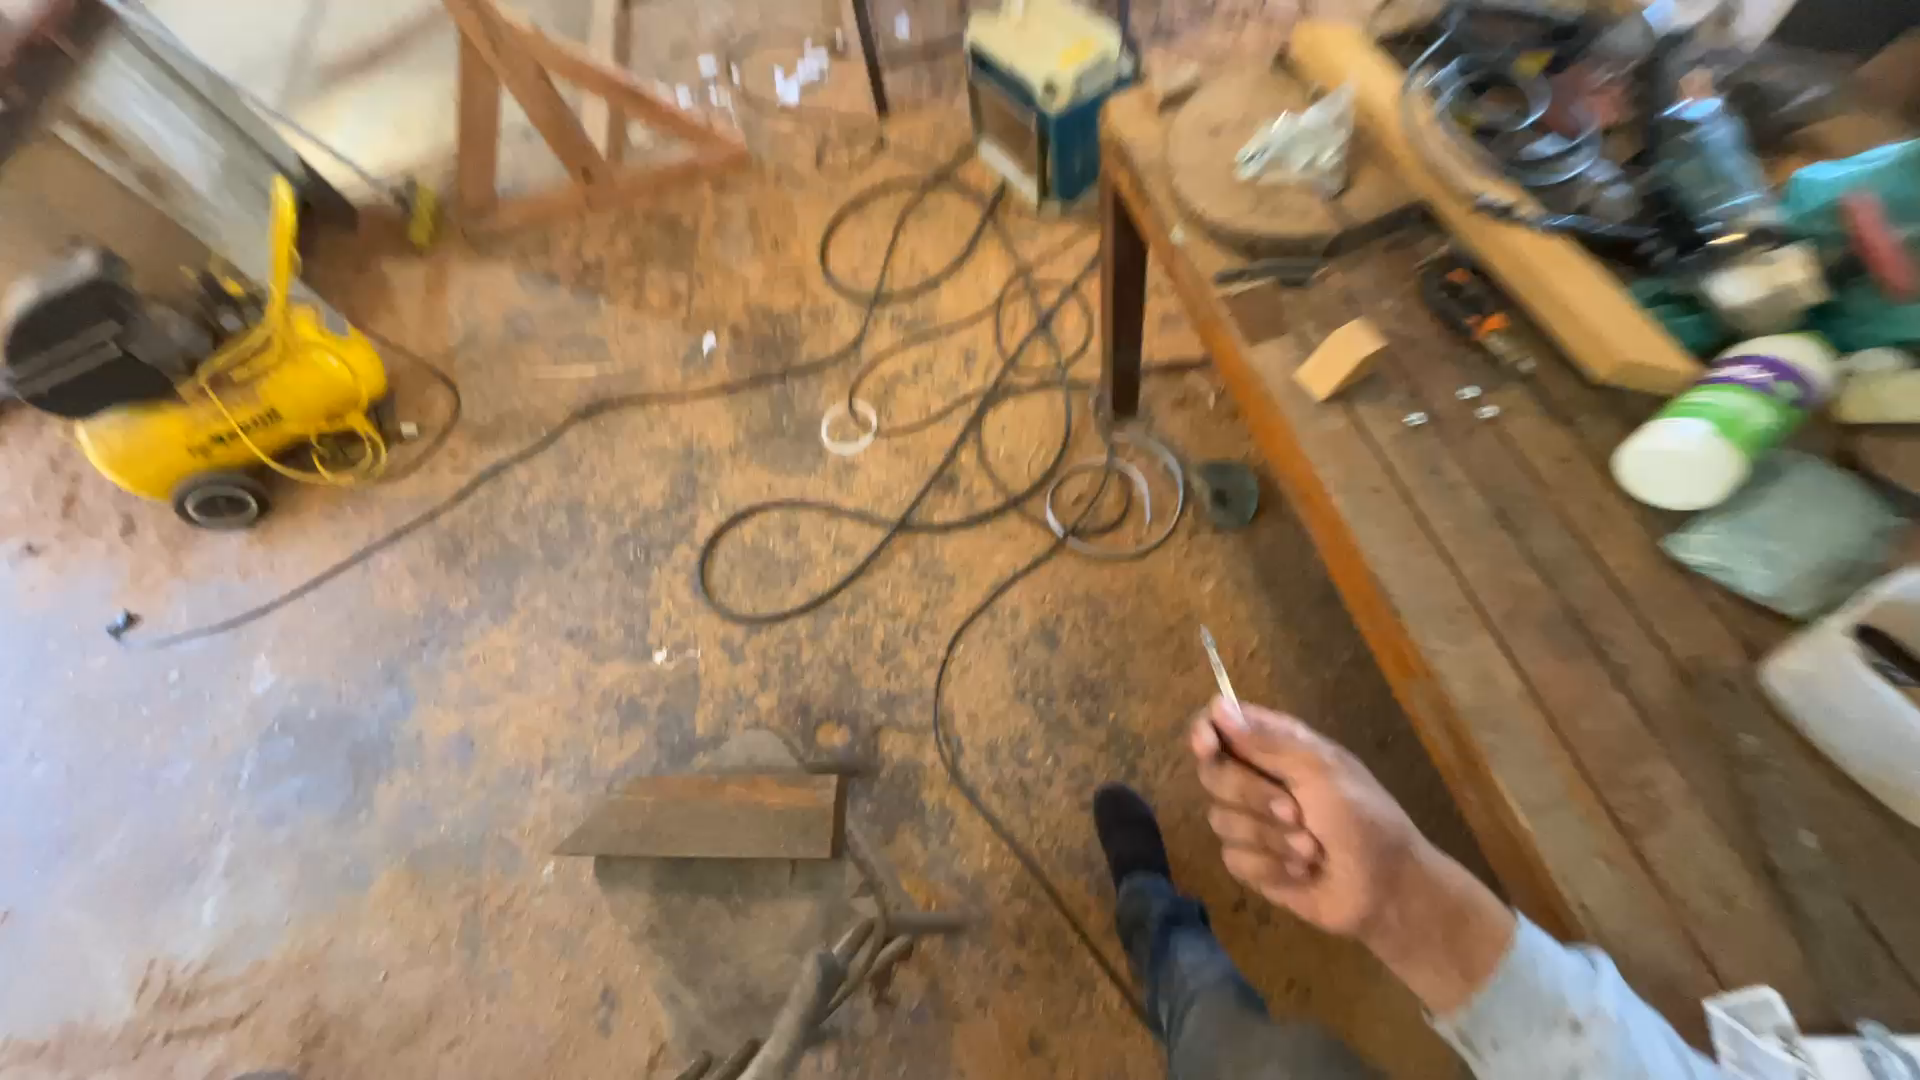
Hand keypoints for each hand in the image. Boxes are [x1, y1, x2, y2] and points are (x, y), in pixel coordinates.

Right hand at [1189, 697, 1515, 1013]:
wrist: (1388, 892)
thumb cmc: (1365, 821)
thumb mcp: (1323, 771)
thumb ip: (1268, 741)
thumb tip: (1217, 706)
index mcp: (1274, 746)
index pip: (1217, 724)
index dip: (1204, 732)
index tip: (1208, 747)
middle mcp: (1255, 777)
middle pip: (1211, 773)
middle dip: (1250, 796)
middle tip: (1294, 812)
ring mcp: (1250, 821)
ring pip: (1220, 818)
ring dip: (1270, 837)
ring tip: (1311, 848)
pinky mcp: (1251, 861)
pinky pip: (1234, 857)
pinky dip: (1270, 866)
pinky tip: (1300, 870)